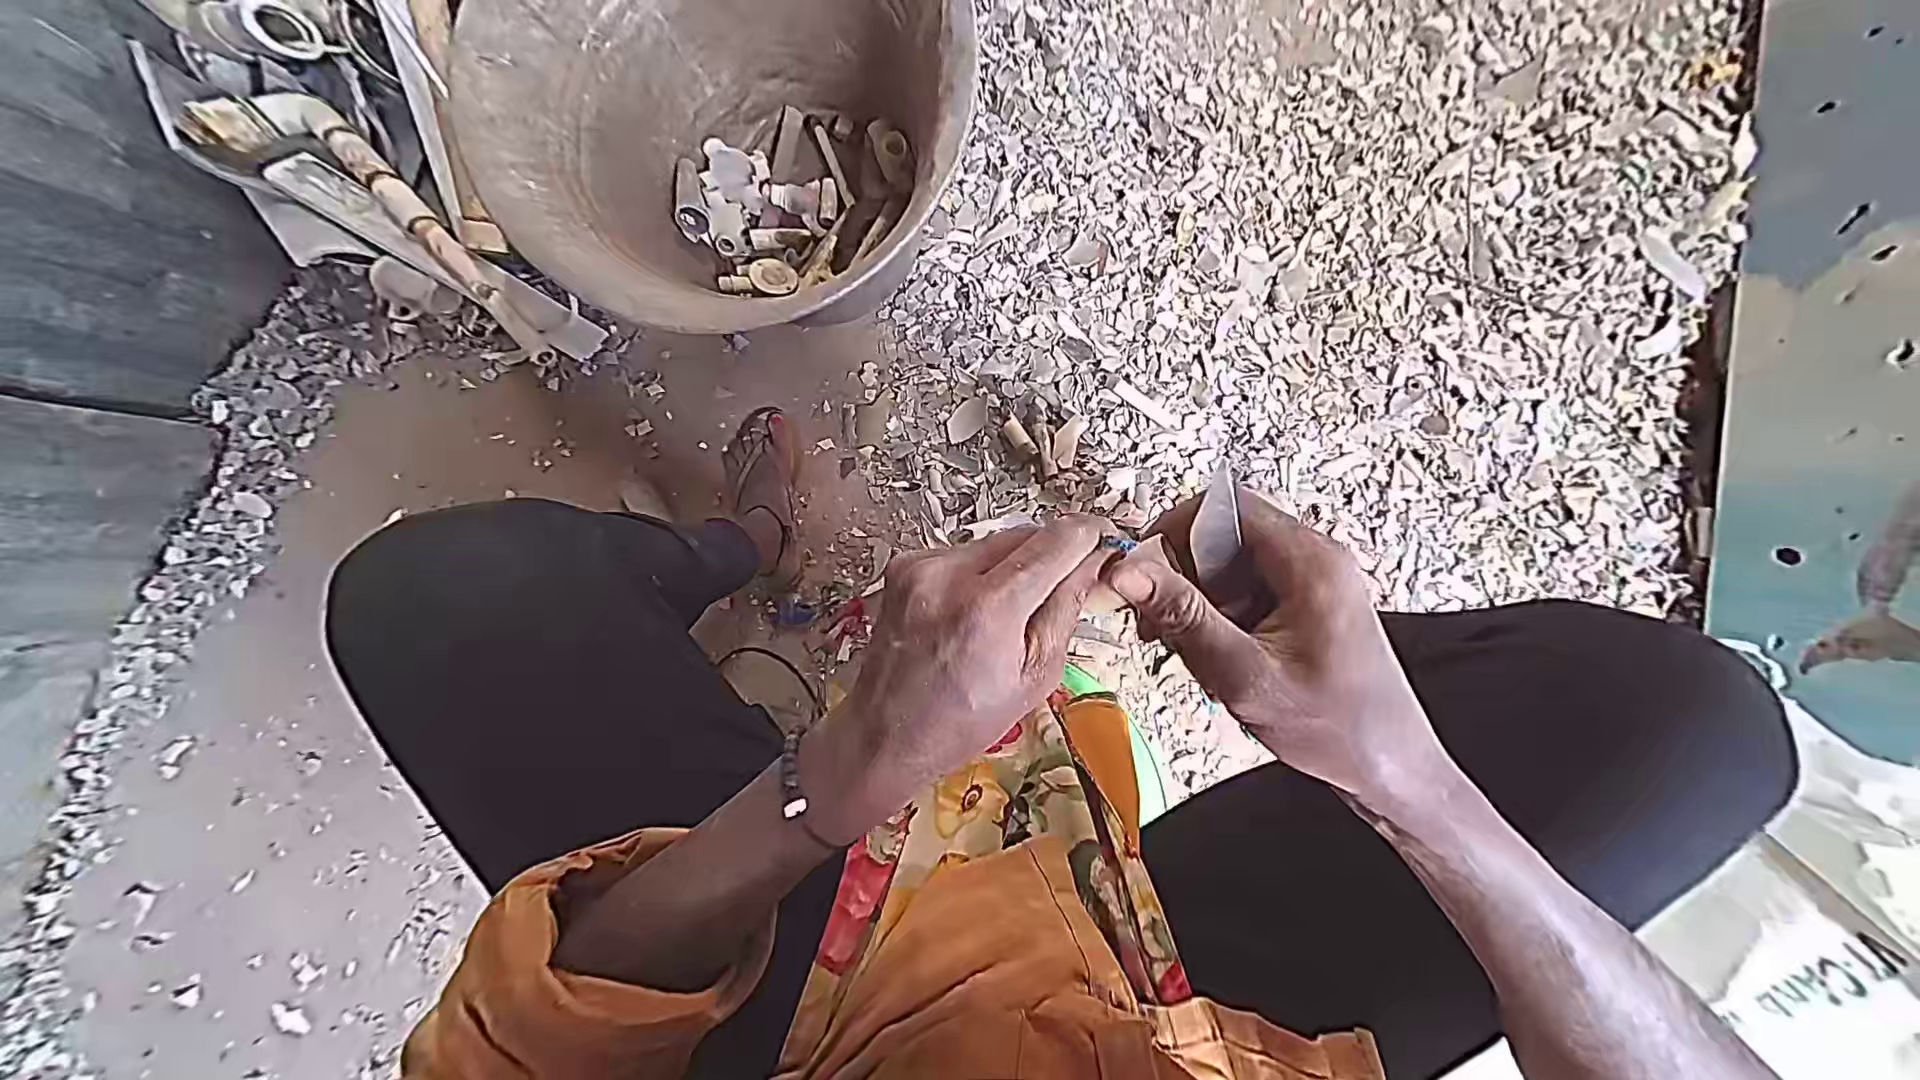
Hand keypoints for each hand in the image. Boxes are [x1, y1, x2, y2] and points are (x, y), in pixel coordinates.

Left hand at [802, 515, 1108, 842]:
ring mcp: (920, 566)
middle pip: (1023, 533)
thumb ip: (1066, 608)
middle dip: (1051, 551)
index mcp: (988, 609)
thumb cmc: (962, 721)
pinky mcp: (904, 566)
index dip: (1088, 535)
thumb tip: (1092, 563)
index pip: (1055, 541)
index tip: (1103, 537)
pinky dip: (980, 570)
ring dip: (1014, 562)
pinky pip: (963, 552)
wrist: (886, 732)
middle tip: (1065, 580)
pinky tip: (975, 608)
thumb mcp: (1035, 676)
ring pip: (993, 541)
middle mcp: (948, 575)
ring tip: (1010, 609)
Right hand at [1103, 491, 1450, 809]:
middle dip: (1180, 577)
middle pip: (1218, 536)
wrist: (1388, 769)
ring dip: (1195, 603)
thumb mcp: (1243, 673)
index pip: (1221, 505)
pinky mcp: (1299, 603)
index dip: (1171, 531)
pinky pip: (1238, 590)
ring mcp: (1306, 581)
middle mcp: (1311, 560)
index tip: (1143, 571)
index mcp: (1309, 561)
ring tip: (1198, 650)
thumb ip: (1182, 616)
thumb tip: (1130, 573)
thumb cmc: (1338, 728)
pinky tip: (1219, 656)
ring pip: (1223, 566)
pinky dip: (1215, 617)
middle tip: (1164, 623)